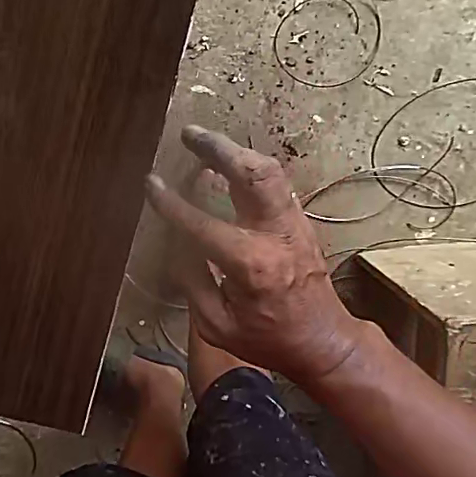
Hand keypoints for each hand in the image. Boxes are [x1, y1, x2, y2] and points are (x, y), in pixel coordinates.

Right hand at [144, 126, 376, 384]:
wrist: (326, 342)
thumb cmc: (267, 339)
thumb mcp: (215, 324)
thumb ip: (191, 280)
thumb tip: (178, 243)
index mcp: (249, 264)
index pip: (200, 223)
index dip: (170, 202)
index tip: (150, 182)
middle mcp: (275, 236)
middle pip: (253, 175)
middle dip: (218, 149)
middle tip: (188, 134)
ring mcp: (293, 225)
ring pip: (269, 171)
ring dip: (234, 151)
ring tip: (203, 141)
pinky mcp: (300, 222)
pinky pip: (274, 183)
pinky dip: (248, 166)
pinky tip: (227, 161)